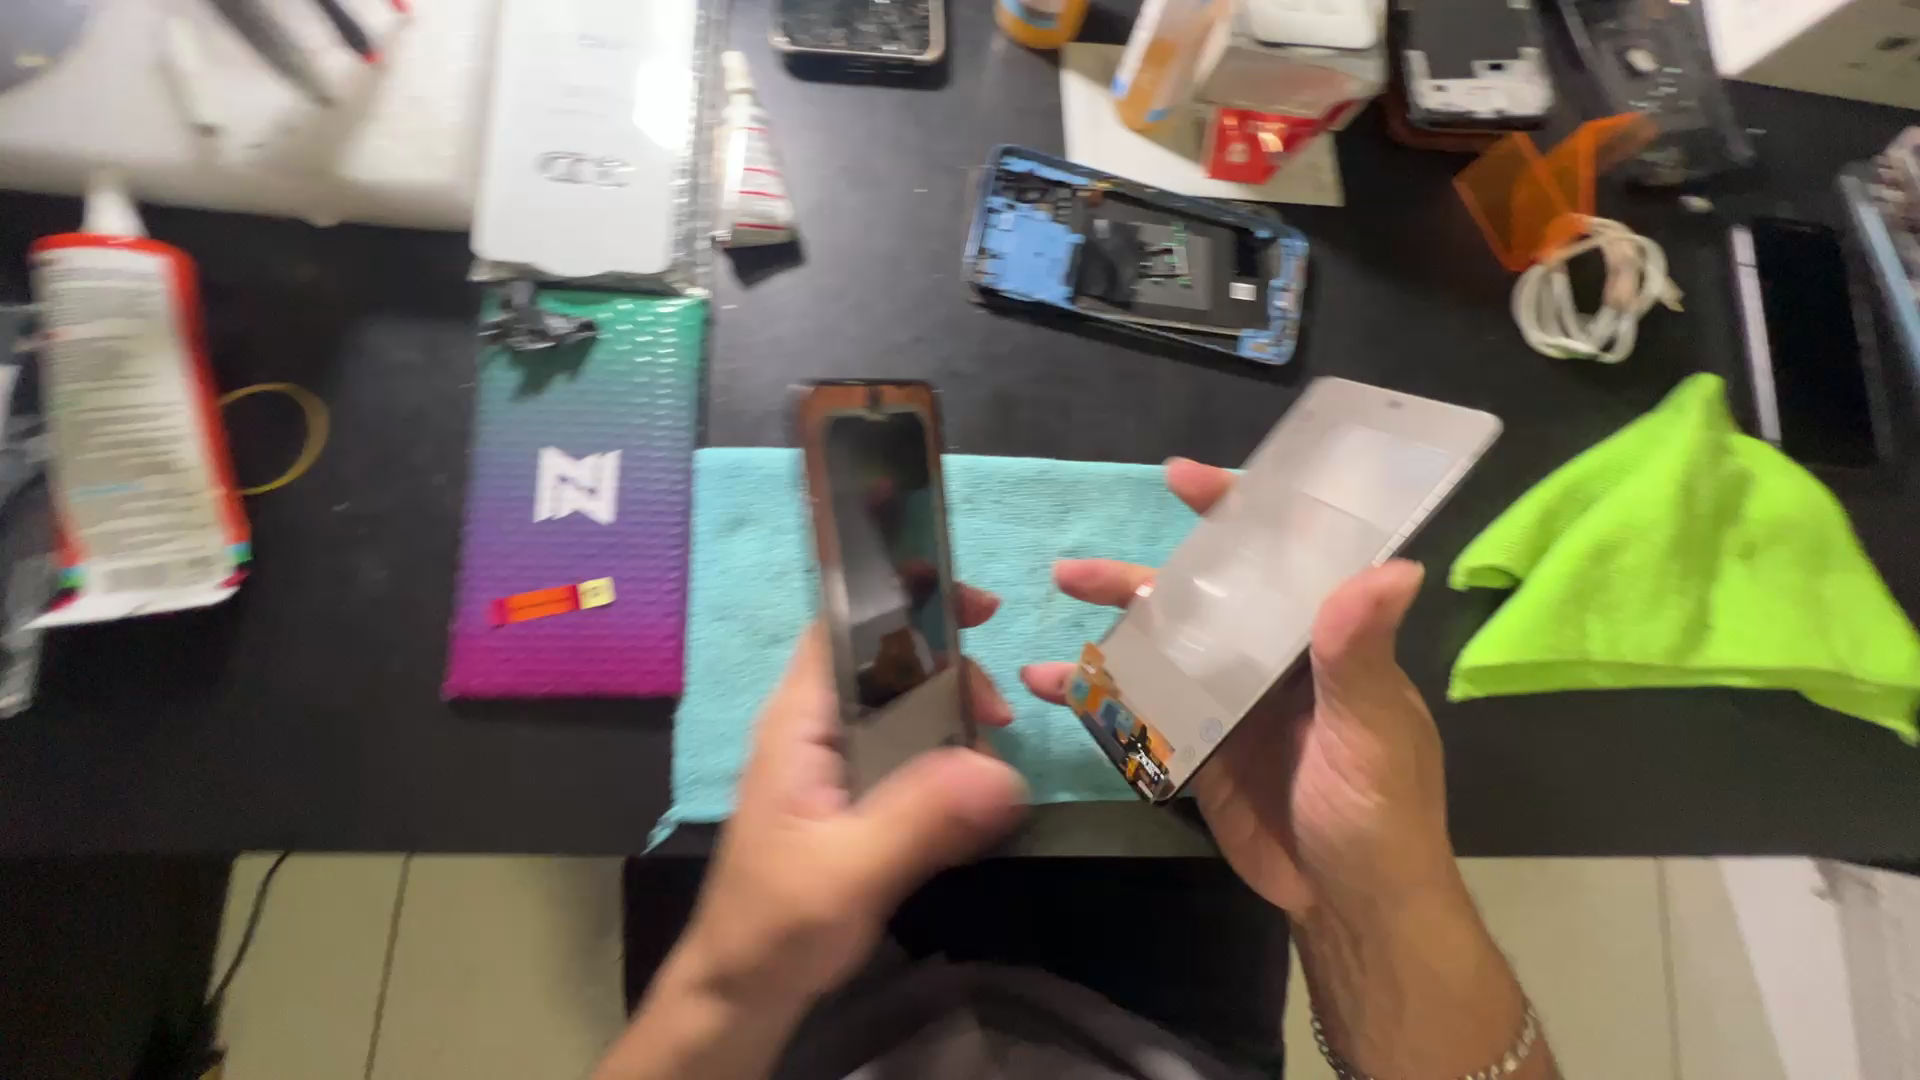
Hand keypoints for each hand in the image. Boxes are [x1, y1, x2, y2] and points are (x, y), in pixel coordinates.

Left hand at [678, 586, 1027, 1009]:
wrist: (744, 987)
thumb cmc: (776, 923)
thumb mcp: (848, 872)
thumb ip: (920, 820)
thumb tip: (1002, 769)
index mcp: (800, 721)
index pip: (845, 628)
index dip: (902, 599)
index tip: (972, 607)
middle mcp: (818, 725)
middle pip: (888, 659)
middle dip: (949, 668)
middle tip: (997, 711)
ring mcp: (837, 756)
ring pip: (905, 702)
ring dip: (954, 714)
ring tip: (991, 754)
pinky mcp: (856, 788)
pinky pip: (909, 745)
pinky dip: (947, 752)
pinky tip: (972, 782)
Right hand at [1021, 459, 1456, 918]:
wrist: (1346, 905)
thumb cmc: (1379, 813)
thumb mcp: (1372, 731)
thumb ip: (1361, 654)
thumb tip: (1395, 567)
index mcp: (1316, 636)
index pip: (1277, 554)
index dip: (1233, 509)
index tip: (1182, 479)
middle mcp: (1266, 655)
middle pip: (1195, 597)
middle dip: (1135, 576)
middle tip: (1074, 571)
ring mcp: (1225, 699)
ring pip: (1158, 646)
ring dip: (1106, 626)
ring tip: (1054, 611)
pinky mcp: (1195, 741)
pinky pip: (1138, 707)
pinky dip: (1095, 695)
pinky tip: (1052, 686)